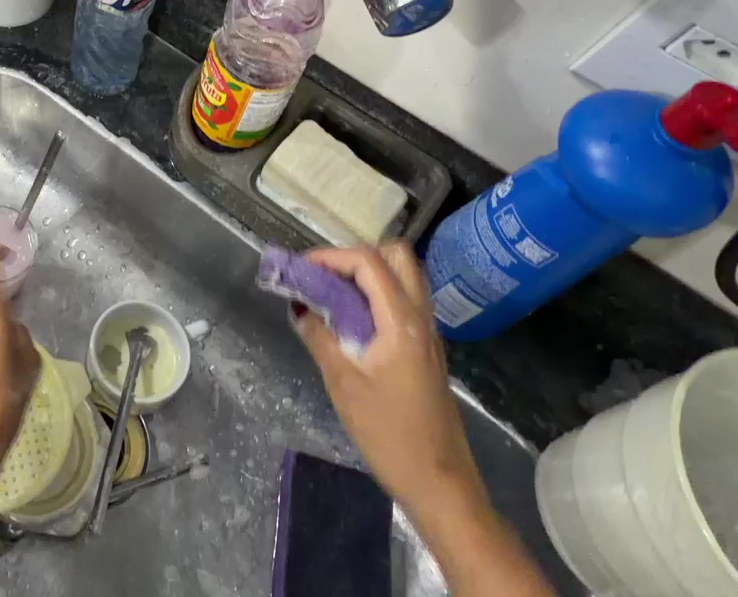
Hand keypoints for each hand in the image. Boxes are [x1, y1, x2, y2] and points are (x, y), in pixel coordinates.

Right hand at [290, 244, 484, 514]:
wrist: (439, 481)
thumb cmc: (388, 433)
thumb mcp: (343, 383)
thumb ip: (320, 337)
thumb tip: (298, 307)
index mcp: (401, 322)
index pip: (368, 263)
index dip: (331, 256)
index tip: (300, 269)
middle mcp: (420, 318)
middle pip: (396, 257)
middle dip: (355, 257)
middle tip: (323, 276)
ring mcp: (427, 333)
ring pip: (403, 278)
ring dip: (367, 275)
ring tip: (330, 295)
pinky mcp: (425, 349)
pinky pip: (403, 302)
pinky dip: (375, 296)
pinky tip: (349, 320)